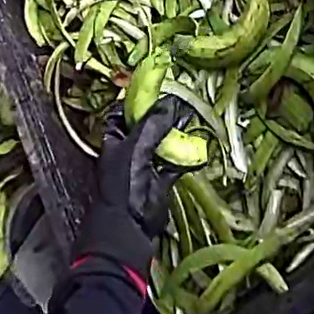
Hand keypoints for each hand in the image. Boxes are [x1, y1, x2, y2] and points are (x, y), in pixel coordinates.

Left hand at [73, 98, 184, 271]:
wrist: (129, 227)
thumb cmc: (124, 183)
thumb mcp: (136, 146)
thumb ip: (154, 123)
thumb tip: (172, 101)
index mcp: (115, 138)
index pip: (126, 110)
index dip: (141, 98)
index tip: (160, 85)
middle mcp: (129, 148)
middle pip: (148, 123)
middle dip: (164, 112)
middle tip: (183, 98)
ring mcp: (145, 163)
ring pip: (163, 141)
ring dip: (177, 131)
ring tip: (192, 116)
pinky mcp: (160, 179)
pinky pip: (175, 162)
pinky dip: (186, 154)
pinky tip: (198, 146)